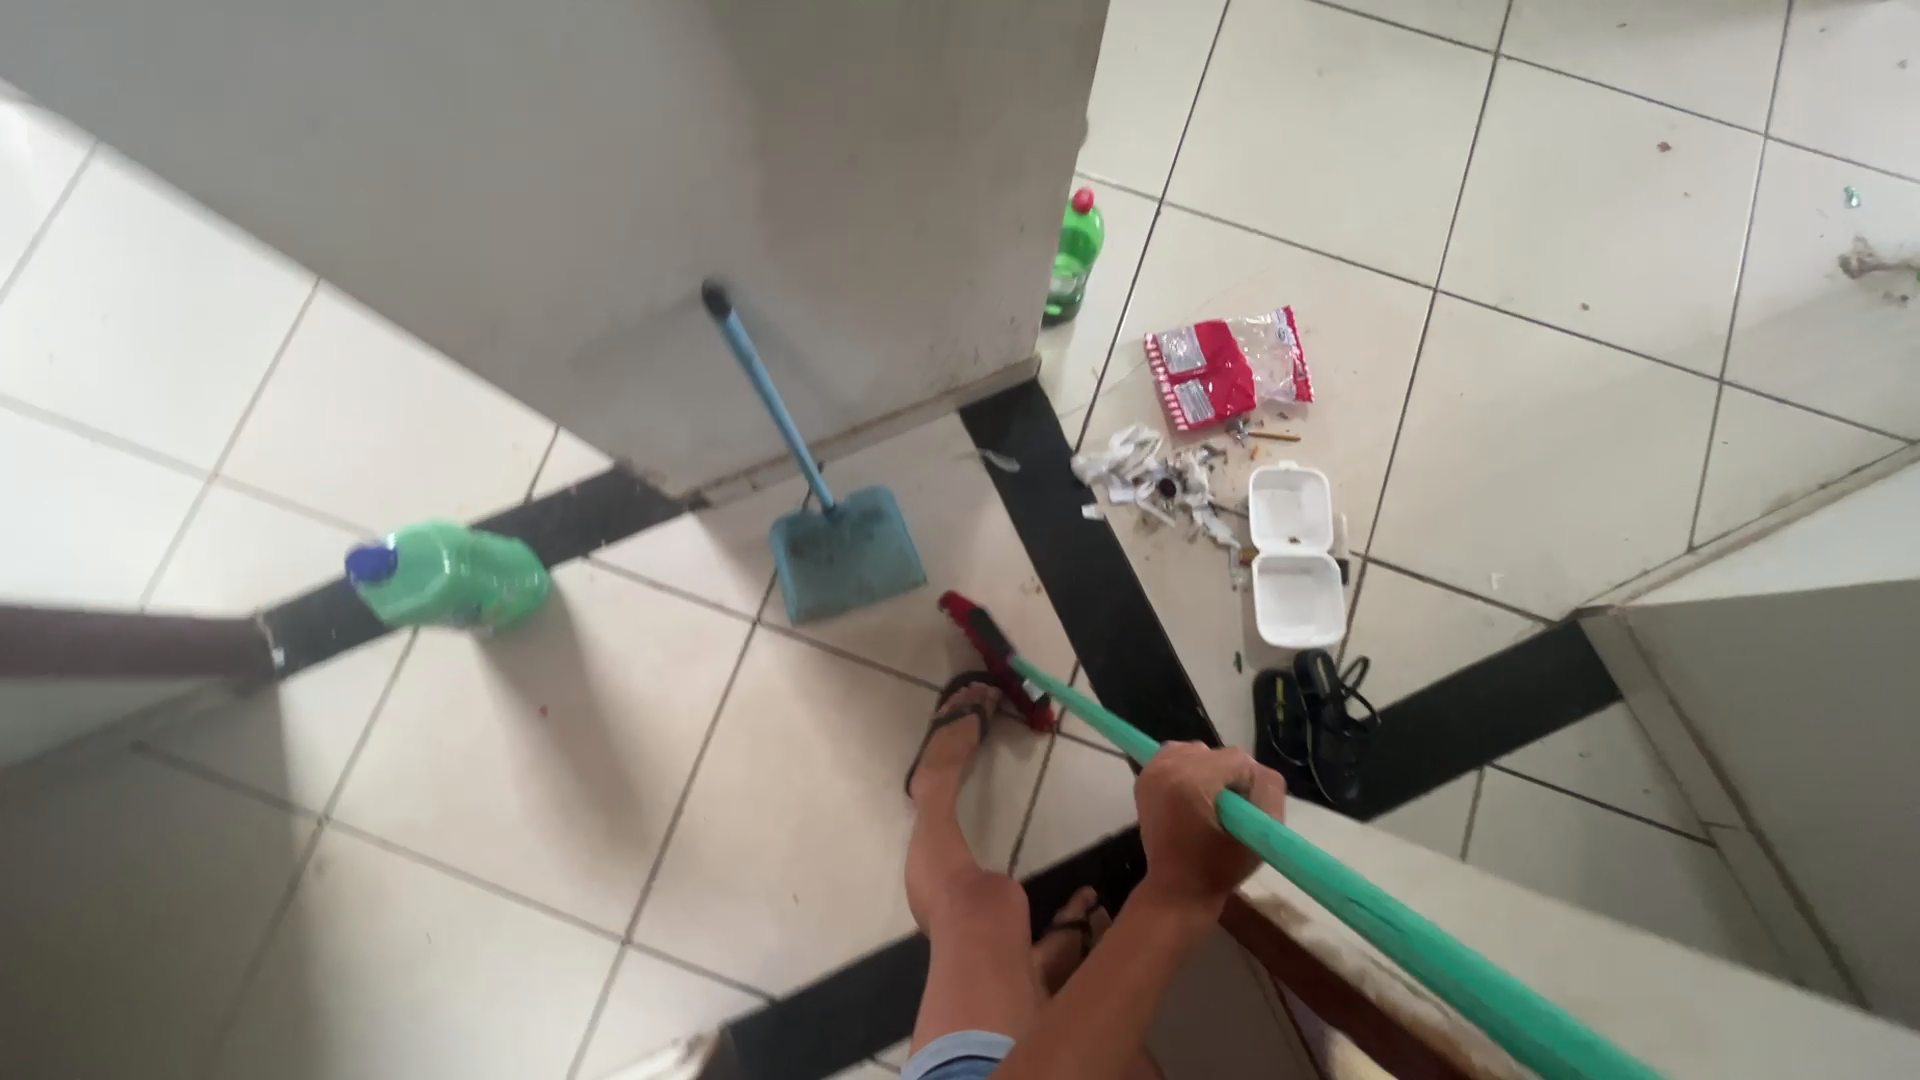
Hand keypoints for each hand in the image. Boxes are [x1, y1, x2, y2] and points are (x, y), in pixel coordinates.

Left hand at [1134, 742, 1285, 913]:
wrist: (1176, 887)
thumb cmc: (1219, 868)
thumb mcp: (1259, 835)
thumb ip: (1268, 793)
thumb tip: (1256, 771)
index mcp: (1192, 782)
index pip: (1238, 759)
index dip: (1250, 784)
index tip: (1246, 811)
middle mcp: (1167, 767)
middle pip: (1216, 753)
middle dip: (1230, 776)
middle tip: (1230, 809)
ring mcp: (1152, 769)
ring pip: (1197, 751)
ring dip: (1209, 770)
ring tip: (1211, 802)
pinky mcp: (1145, 775)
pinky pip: (1176, 755)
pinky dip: (1189, 768)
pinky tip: (1193, 794)